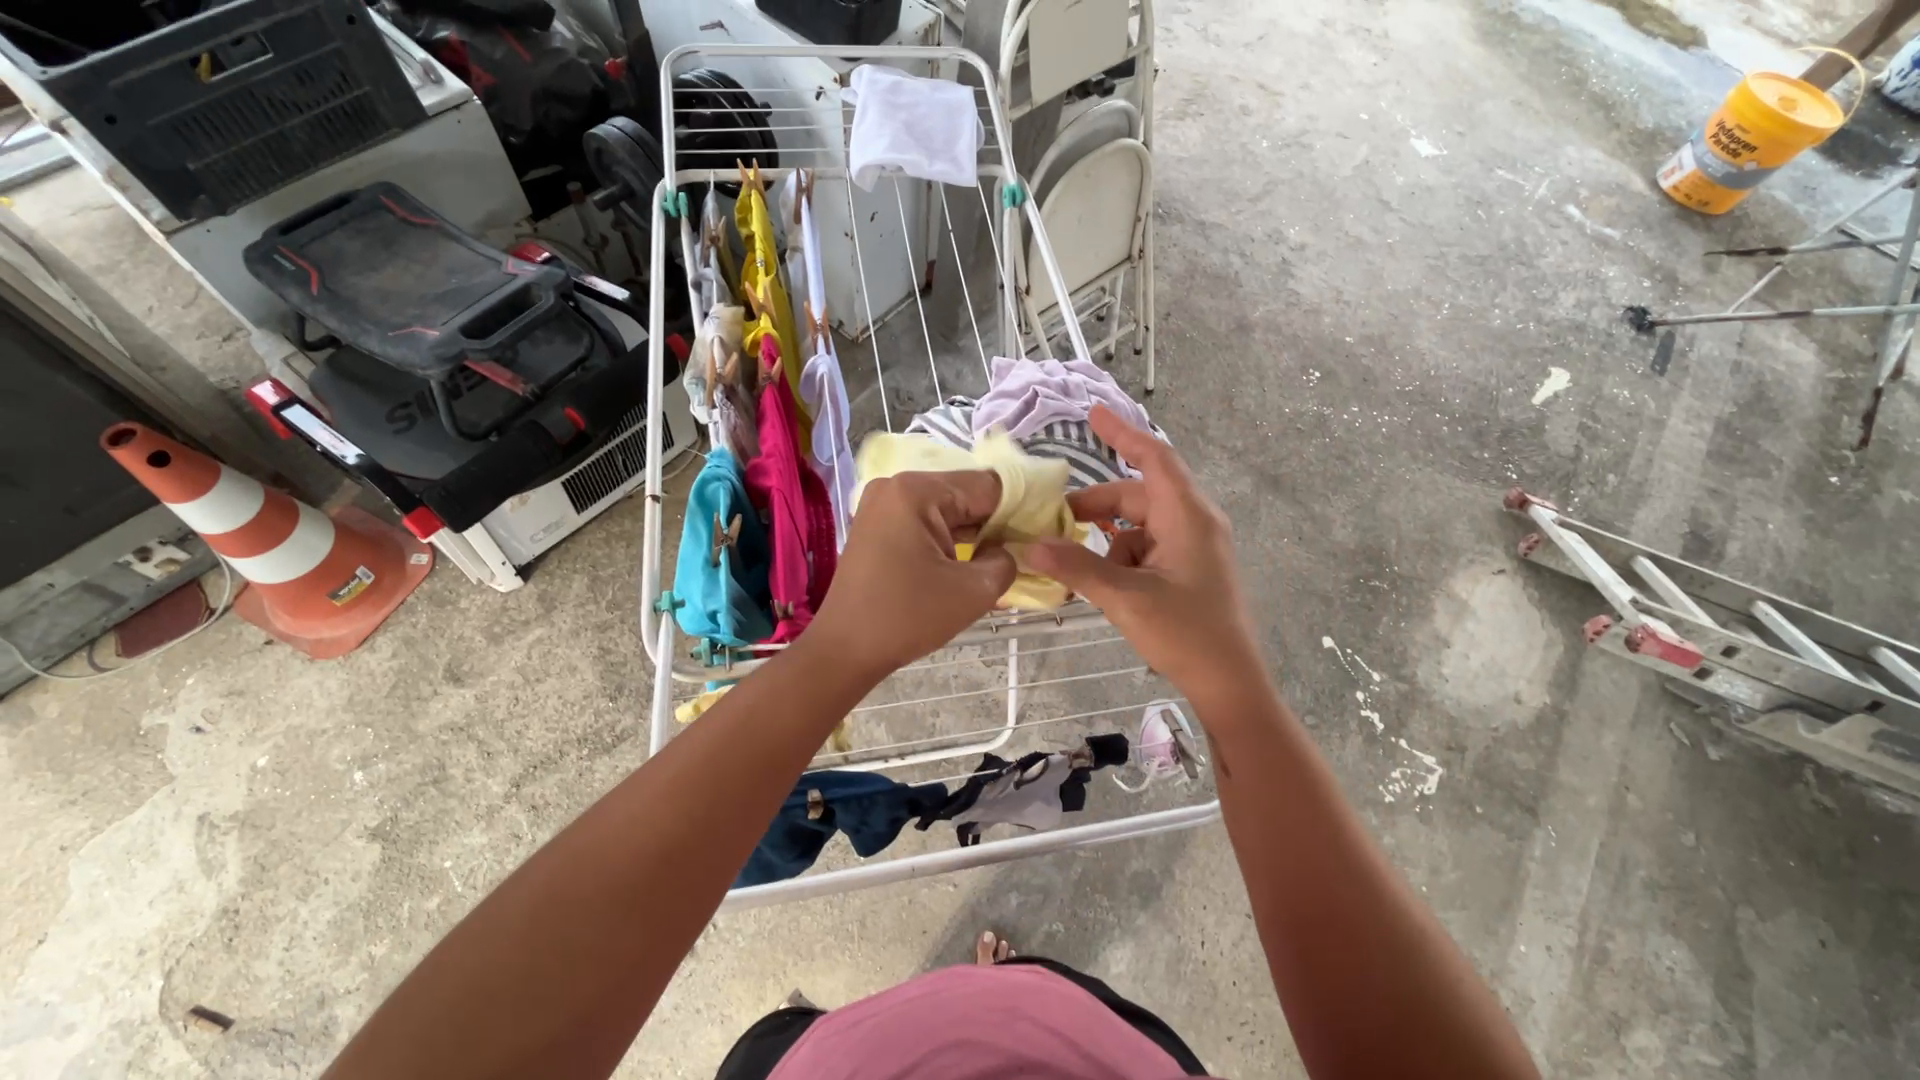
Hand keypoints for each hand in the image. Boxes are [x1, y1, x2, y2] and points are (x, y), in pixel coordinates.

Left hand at [808, 470, 1016, 678]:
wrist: (844, 650)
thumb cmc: (908, 617)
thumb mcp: (974, 591)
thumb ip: (1006, 560)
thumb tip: (1006, 549)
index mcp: (918, 490)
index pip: (988, 486)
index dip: (1019, 511)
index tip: (1039, 538)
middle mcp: (896, 486)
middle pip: (965, 494)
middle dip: (993, 523)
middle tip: (1021, 554)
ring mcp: (882, 505)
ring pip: (945, 510)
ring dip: (971, 534)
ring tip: (998, 561)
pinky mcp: (876, 526)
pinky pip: (924, 523)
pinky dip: (947, 541)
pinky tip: (965, 564)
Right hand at [1024, 406, 1266, 701]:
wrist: (1230, 683)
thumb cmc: (1186, 634)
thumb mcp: (1126, 599)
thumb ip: (1078, 568)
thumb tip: (1033, 546)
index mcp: (1188, 516)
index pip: (1154, 457)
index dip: (1122, 433)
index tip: (1092, 413)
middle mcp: (1195, 522)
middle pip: (1139, 496)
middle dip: (1097, 507)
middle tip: (1056, 521)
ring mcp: (1195, 547)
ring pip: (1140, 525)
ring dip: (1108, 541)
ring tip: (1081, 570)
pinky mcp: (1191, 570)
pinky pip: (1149, 549)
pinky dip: (1123, 560)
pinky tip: (1107, 588)